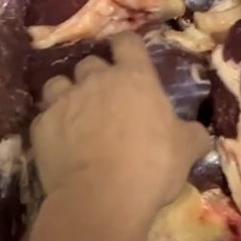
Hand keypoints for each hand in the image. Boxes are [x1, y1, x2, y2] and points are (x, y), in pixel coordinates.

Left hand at [31, 32, 211, 222]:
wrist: (103, 198)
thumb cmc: (152, 166)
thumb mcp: (187, 150)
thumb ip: (191, 134)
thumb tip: (198, 133)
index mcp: (135, 77)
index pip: (127, 42)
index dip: (126, 45)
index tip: (127, 55)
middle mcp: (96, 80)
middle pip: (89, 62)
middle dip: (95, 76)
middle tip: (104, 99)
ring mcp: (65, 100)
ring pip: (58, 83)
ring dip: (66, 94)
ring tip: (74, 115)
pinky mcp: (41, 126)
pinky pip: (44, 117)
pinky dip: (51, 126)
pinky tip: (59, 143)